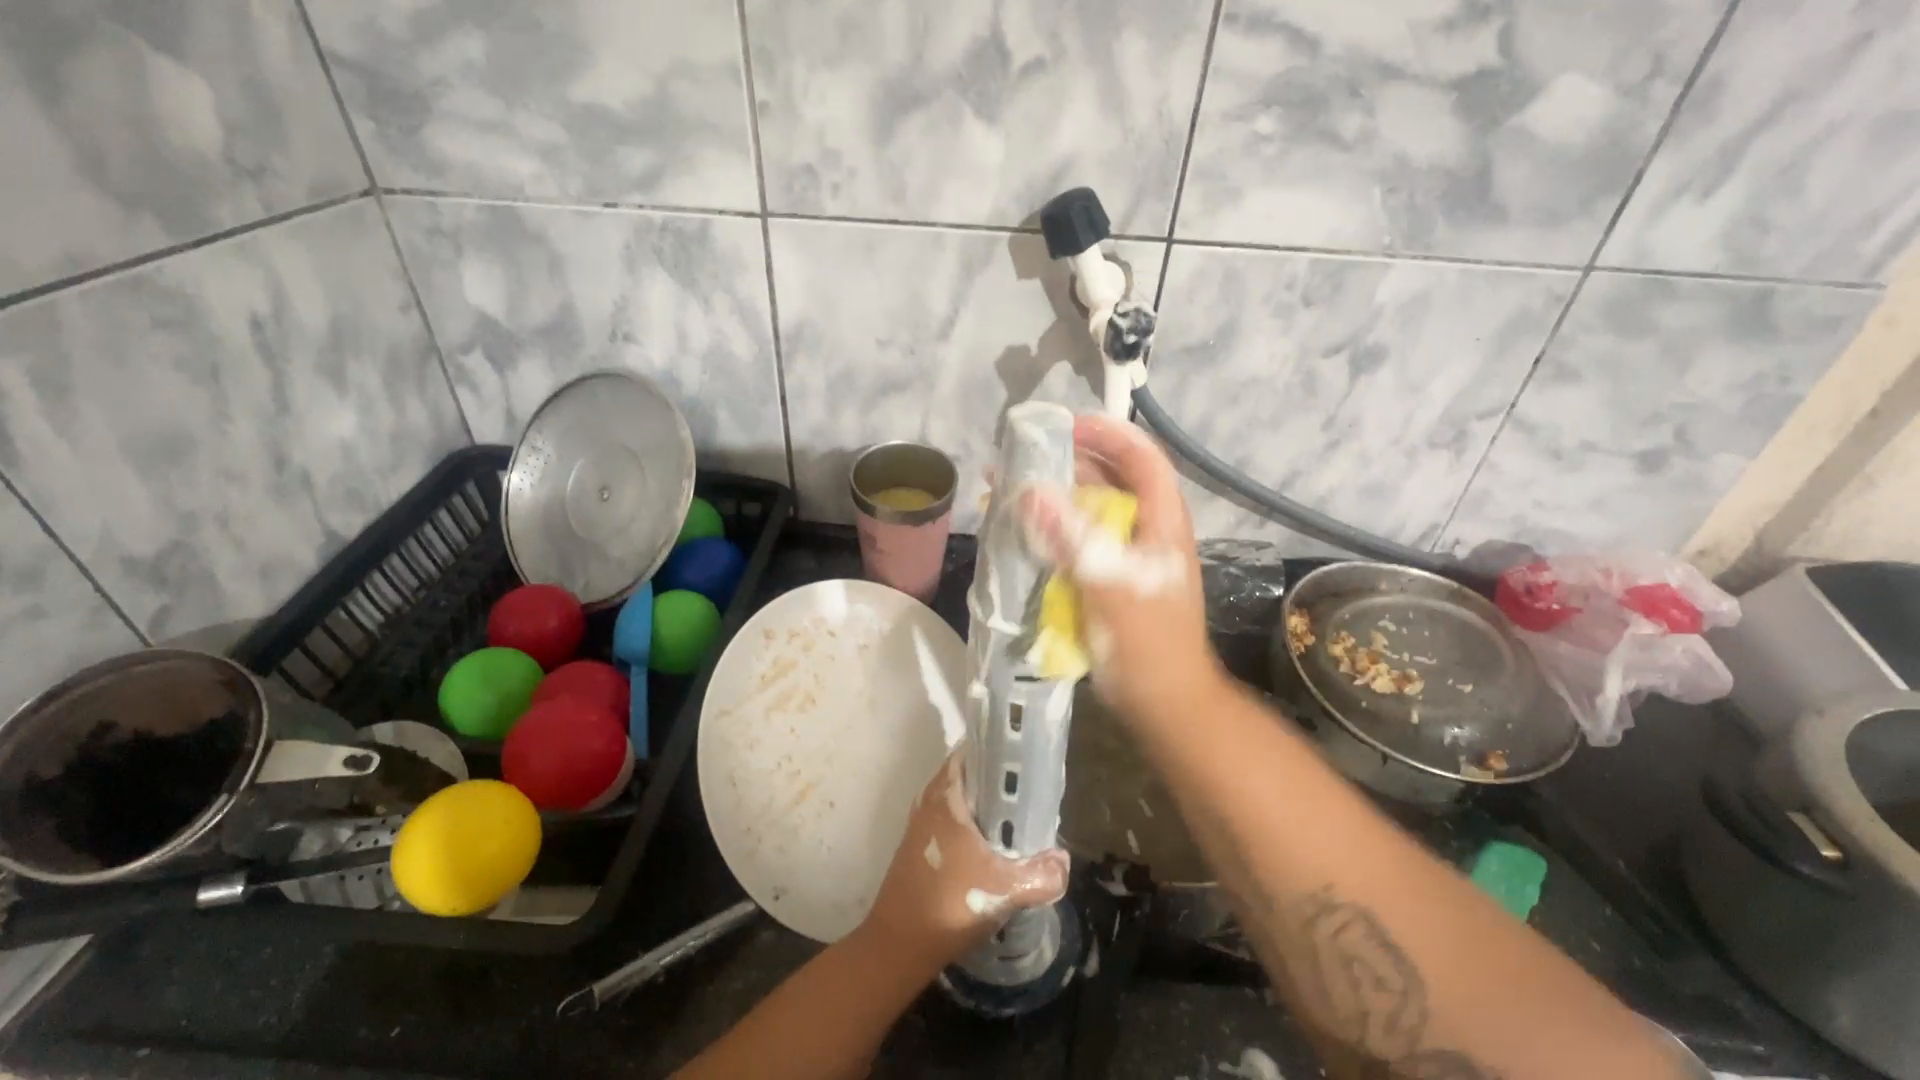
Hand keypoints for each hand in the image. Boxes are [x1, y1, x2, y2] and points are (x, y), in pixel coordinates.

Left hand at [857, 750, 1069, 971]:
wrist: (899, 945)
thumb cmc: (950, 906)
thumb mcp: (1004, 891)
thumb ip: (1041, 875)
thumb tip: (1063, 861)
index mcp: (945, 798)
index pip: (969, 753)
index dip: (996, 749)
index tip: (1024, 755)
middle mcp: (929, 804)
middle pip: (966, 777)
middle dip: (996, 780)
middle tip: (1030, 788)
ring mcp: (920, 826)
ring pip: (957, 801)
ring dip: (984, 805)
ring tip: (1018, 816)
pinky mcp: (919, 848)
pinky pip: (950, 822)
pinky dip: (972, 824)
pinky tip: (994, 845)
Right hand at [1016, 414, 1222, 725]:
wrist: (1166, 706)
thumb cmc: (1148, 647)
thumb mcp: (1111, 588)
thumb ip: (1072, 538)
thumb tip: (1032, 490)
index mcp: (1162, 523)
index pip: (1141, 458)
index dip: (1107, 433)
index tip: (1063, 425)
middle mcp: (1147, 532)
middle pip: (1112, 479)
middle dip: (1068, 463)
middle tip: (1021, 456)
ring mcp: (1129, 558)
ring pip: (1093, 512)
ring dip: (1055, 498)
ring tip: (1010, 489)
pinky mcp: (1111, 582)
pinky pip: (1080, 543)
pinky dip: (1053, 532)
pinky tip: (1022, 535)